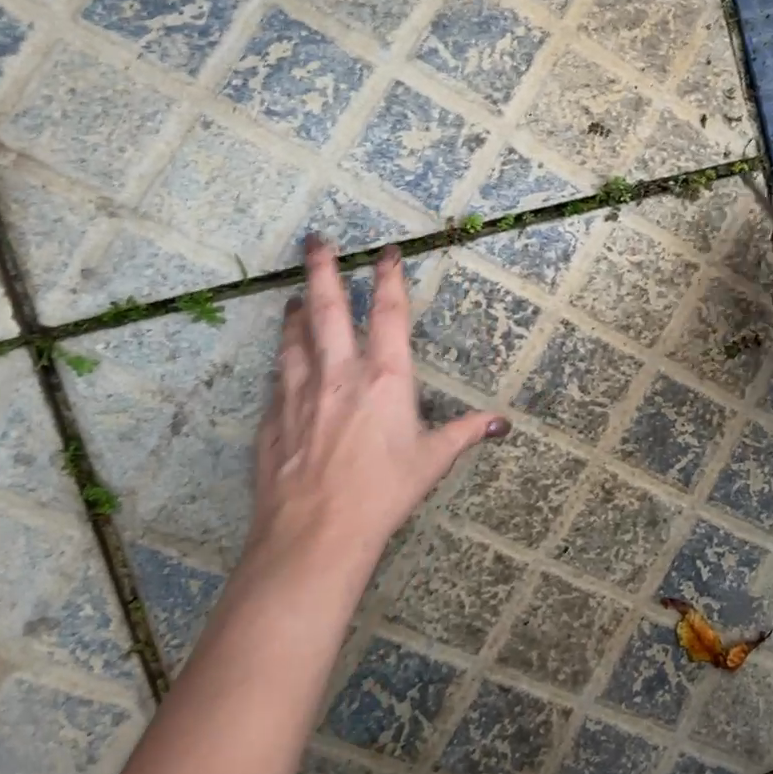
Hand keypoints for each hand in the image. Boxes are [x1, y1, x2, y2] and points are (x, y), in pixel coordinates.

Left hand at [246, 238, 508, 566]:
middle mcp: (340, 374)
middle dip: (322, 270)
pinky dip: (282, 358)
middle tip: (315, 241)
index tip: (385, 253)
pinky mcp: (273, 419)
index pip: (389, 315)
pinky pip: (277, 376)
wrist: (315, 532)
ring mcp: (300, 393)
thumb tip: (500, 424)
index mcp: (386, 378)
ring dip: (296, 311)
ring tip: (294, 295)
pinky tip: (281, 356)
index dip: (389, 279)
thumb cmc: (383, 493)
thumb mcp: (432, 461)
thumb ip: (464, 433)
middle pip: (327, 309)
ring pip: (294, 337)